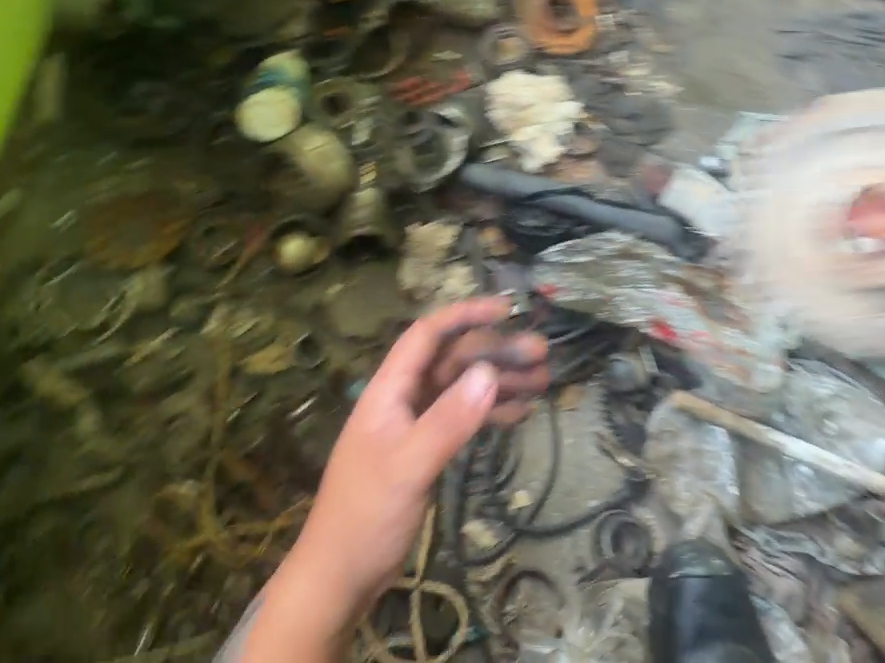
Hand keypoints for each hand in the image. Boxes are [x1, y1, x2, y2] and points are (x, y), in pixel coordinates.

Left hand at [281, 299, 546, 617]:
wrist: (341, 575)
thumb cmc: (366, 515)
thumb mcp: (409, 466)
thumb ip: (448, 420)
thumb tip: (489, 373)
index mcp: (388, 390)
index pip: (427, 336)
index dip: (465, 315)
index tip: (507, 309)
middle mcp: (402, 399)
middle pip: (451, 362)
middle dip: (494, 352)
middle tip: (542, 354)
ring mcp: (414, 427)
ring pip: (460, 390)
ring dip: (498, 382)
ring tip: (543, 381)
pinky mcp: (424, 453)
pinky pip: (462, 420)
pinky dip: (489, 414)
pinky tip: (522, 413)